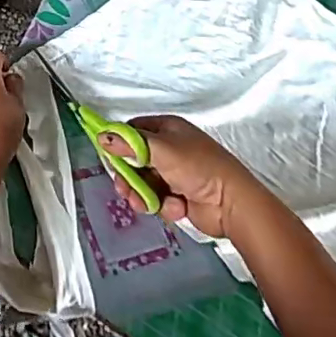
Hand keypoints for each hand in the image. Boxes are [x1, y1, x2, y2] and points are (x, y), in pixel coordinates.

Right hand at [99, 116, 268, 237]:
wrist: (234, 205)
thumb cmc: (198, 168)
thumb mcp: (160, 150)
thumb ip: (129, 144)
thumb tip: (101, 137)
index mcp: (167, 128)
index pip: (133, 130)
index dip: (119, 143)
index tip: (109, 157)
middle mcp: (170, 148)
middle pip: (135, 159)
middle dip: (129, 175)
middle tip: (124, 189)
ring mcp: (176, 173)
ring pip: (144, 181)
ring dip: (142, 193)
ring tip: (144, 205)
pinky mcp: (180, 196)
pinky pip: (158, 198)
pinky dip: (162, 204)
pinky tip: (173, 208)